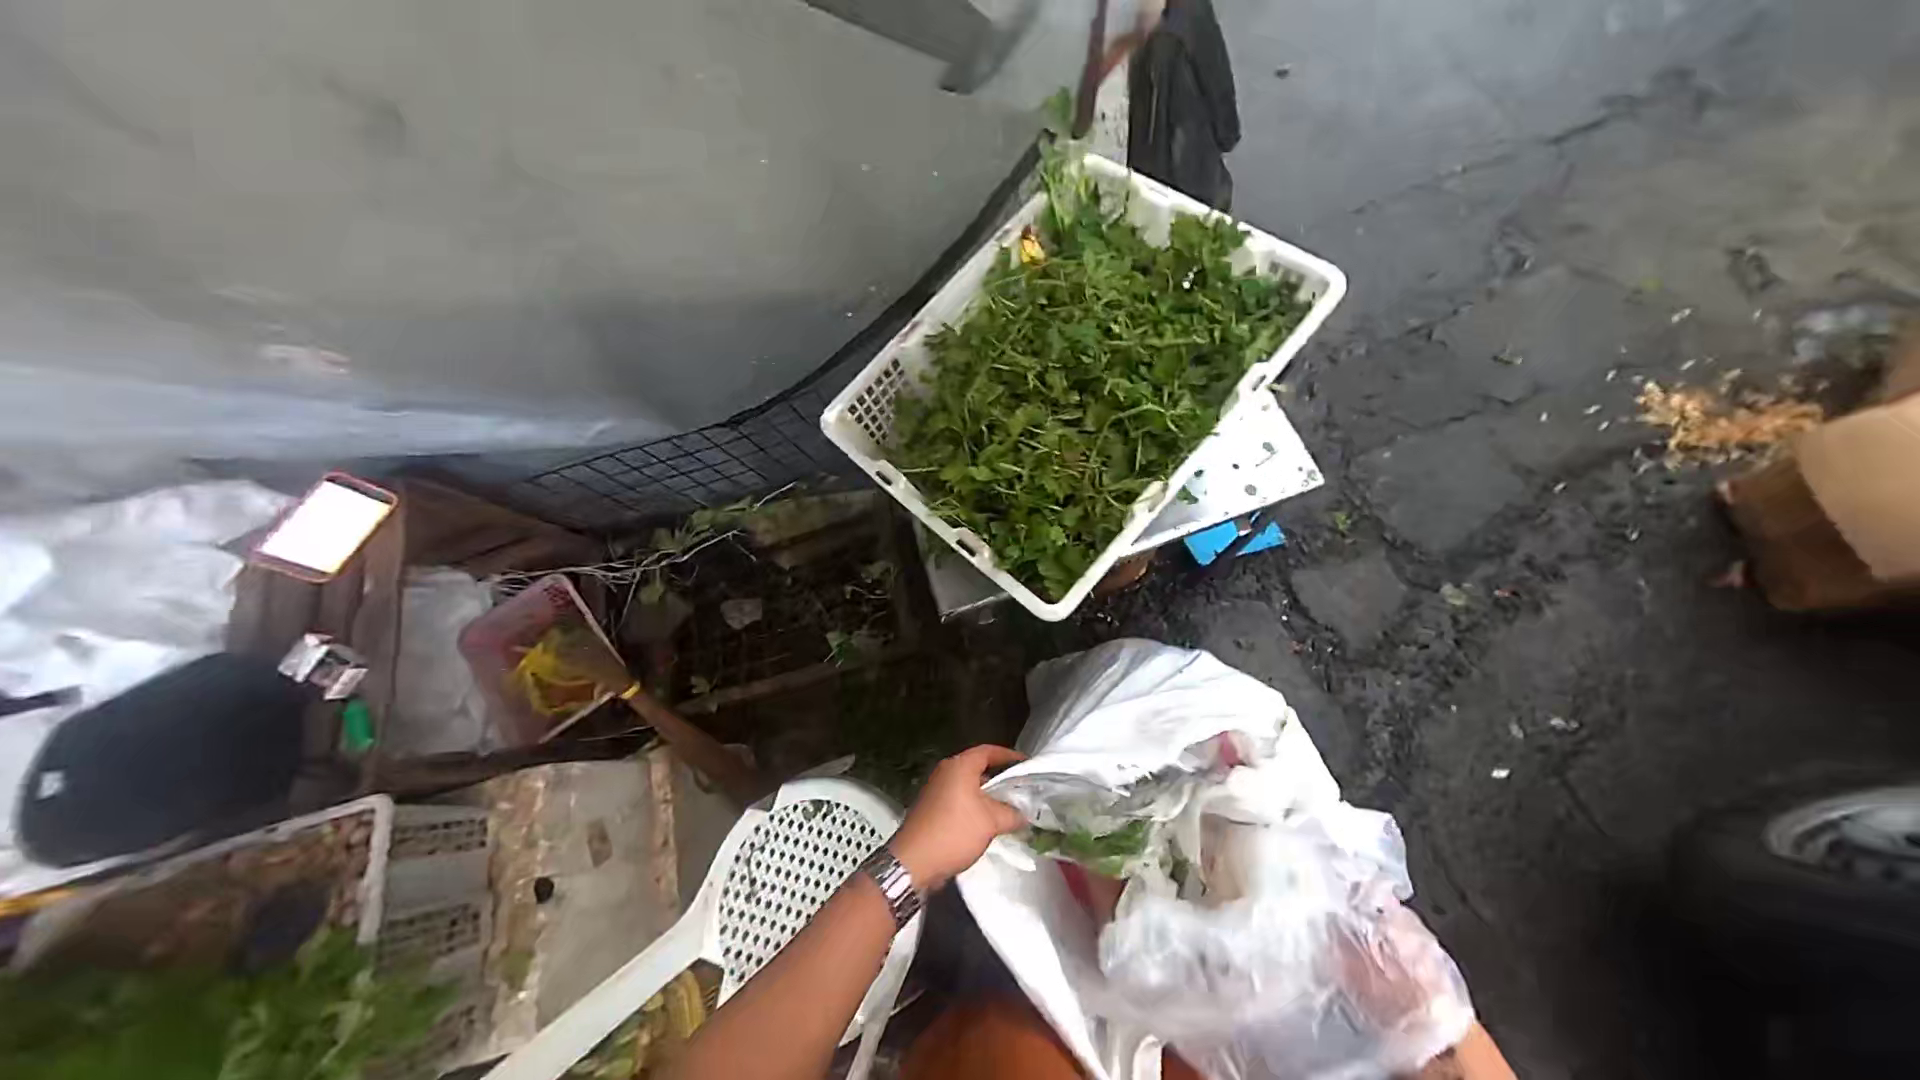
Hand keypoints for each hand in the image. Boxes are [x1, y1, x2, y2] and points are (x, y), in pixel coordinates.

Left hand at [889, 745, 1026, 889]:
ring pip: (969, 786)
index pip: (988, 751)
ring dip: (988, 795)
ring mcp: (936, 790)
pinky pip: (959, 800)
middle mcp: (946, 772)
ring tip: (1010, 807)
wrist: (914, 861)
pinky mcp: (932, 808)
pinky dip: (975, 806)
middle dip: (1000, 778)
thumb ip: (1011, 813)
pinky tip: (988, 822)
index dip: (1009, 756)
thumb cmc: (954, 831)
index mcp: (959, 766)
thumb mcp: (991, 822)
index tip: (1027, 765)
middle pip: (978, 767)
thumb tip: (1023, 814)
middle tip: (1021, 788)